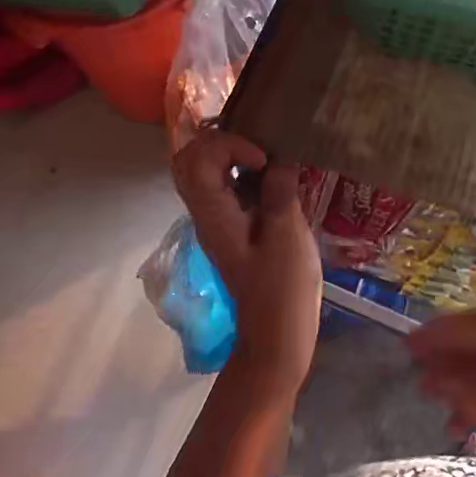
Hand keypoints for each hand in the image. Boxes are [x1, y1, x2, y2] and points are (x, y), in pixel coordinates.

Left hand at [171, 131, 321, 389]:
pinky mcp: (231, 229)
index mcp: (213, 214)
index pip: (200, 159)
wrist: (276, 335)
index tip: (265, 161)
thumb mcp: (288, 234)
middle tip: (256, 146)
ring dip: (226, 155)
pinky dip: (238, 172)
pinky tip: (268, 177)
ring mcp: (216, 222)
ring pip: (201, 173)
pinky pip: (221, 187)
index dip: (232, 146)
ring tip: (262, 156)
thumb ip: (279, 191)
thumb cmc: (282, 288)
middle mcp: (206, 214)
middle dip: (219, 141)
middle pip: (188, 161)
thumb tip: (280, 160)